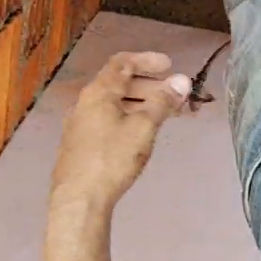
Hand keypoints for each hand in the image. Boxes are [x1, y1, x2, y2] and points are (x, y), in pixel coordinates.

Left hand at [50, 52, 191, 212]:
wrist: (79, 200)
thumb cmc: (113, 158)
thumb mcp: (144, 127)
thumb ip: (163, 101)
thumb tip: (181, 80)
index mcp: (99, 92)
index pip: (122, 62)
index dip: (147, 60)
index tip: (169, 66)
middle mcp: (85, 103)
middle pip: (119, 83)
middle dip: (149, 85)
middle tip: (173, 95)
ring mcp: (80, 125)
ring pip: (114, 104)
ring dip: (141, 104)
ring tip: (163, 116)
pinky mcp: (79, 146)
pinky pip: (107, 120)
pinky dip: (128, 118)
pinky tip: (140, 135)